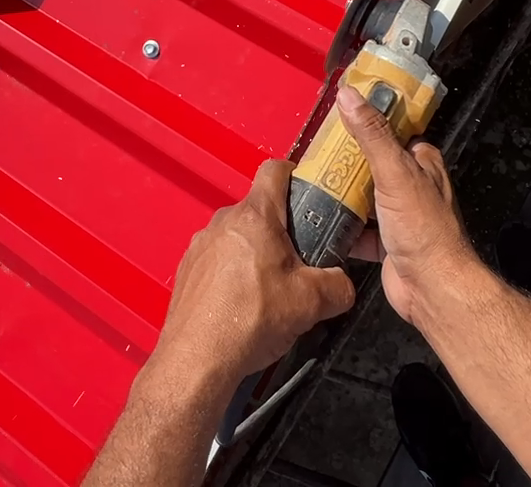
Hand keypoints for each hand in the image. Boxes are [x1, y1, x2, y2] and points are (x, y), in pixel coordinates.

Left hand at [151, 160, 355, 389]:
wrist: (197, 360)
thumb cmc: (250, 320)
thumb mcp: (311, 303)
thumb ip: (338, 286)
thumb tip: (343, 285)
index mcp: (255, 216)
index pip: (275, 170)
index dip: (295, 175)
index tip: (308, 194)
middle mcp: (224, 221)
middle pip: (259, 209)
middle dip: (280, 229)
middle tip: (298, 259)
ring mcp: (201, 244)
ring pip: (237, 235)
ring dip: (255, 252)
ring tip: (270, 290)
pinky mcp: (188, 269)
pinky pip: (217, 259)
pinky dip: (231, 273)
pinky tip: (242, 305)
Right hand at [336, 85, 479, 326]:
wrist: (433, 289)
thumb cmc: (424, 229)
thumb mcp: (395, 172)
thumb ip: (371, 134)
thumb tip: (349, 96)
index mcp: (422, 163)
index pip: (392, 131)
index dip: (368, 121)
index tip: (338, 115)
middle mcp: (413, 186)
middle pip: (374, 164)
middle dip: (347, 162)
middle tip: (316, 153)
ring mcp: (400, 216)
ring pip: (364, 197)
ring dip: (342, 195)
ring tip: (312, 183)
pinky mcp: (386, 243)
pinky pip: (358, 230)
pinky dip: (341, 227)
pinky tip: (320, 221)